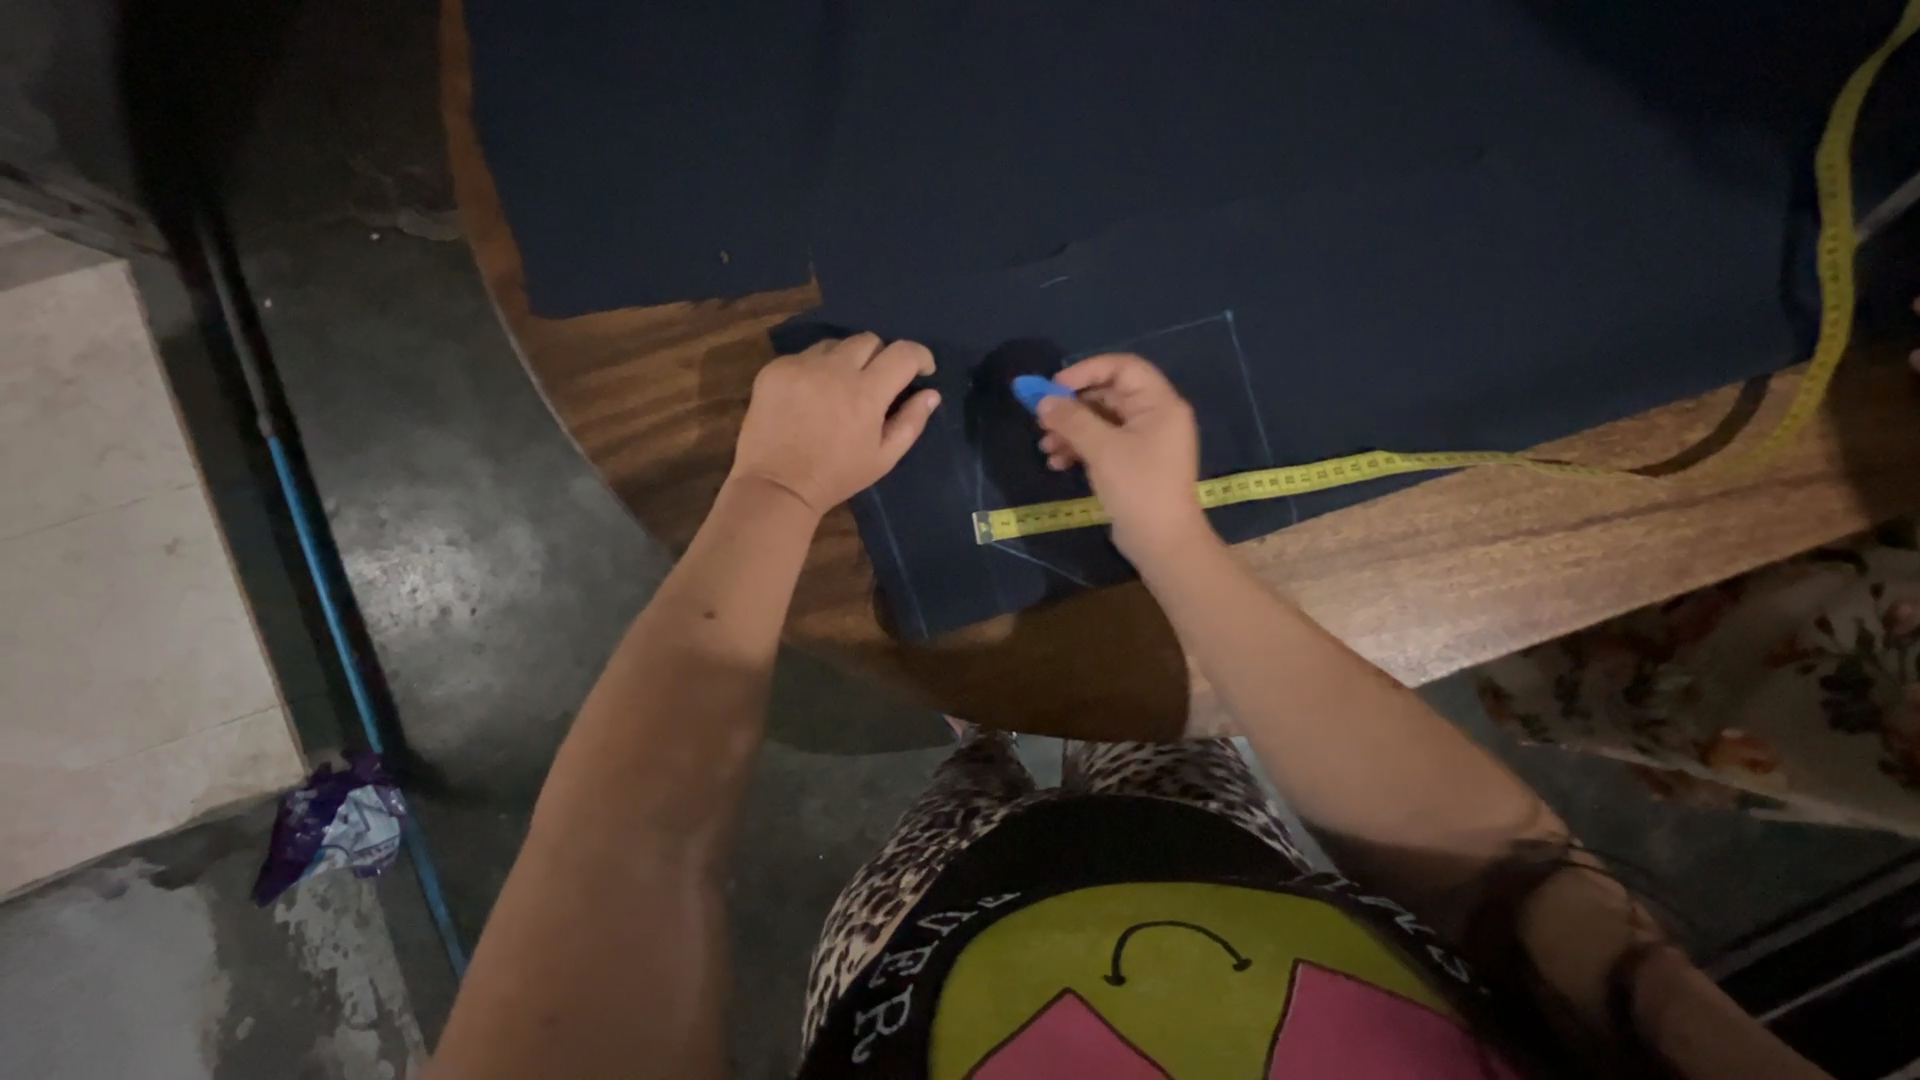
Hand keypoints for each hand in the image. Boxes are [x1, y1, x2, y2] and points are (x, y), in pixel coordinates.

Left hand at [729, 333, 940, 517]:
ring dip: (846, 360)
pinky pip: (804, 356)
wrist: (777, 485)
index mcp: (866, 392)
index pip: (903, 353)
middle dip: (880, 357)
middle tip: (876, 383)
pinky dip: (814, 370)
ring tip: (840, 388)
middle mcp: (834, 370)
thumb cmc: (837, 476)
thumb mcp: (884, 457)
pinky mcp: (775, 369)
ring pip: (835, 345)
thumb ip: (911, 422)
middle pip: (869, 340)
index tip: (922, 369)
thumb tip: (931, 393)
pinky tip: (810, 397)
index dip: (919, 356)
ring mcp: (801, 366)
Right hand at [1036, 352, 1215, 562]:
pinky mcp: (1134, 464)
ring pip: (1101, 422)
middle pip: (1108, 396)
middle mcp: (1155, 417)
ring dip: (1071, 431)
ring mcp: (1145, 442)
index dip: (1086, 371)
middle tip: (1042, 419)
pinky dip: (1080, 449)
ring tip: (1046, 447)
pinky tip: (1058, 463)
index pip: (1122, 368)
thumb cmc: (1138, 487)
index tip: (1054, 386)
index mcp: (1159, 404)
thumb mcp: (1102, 449)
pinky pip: (1103, 444)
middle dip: (1072, 407)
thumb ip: (1072, 420)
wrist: (1162, 542)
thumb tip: (1043, 401)